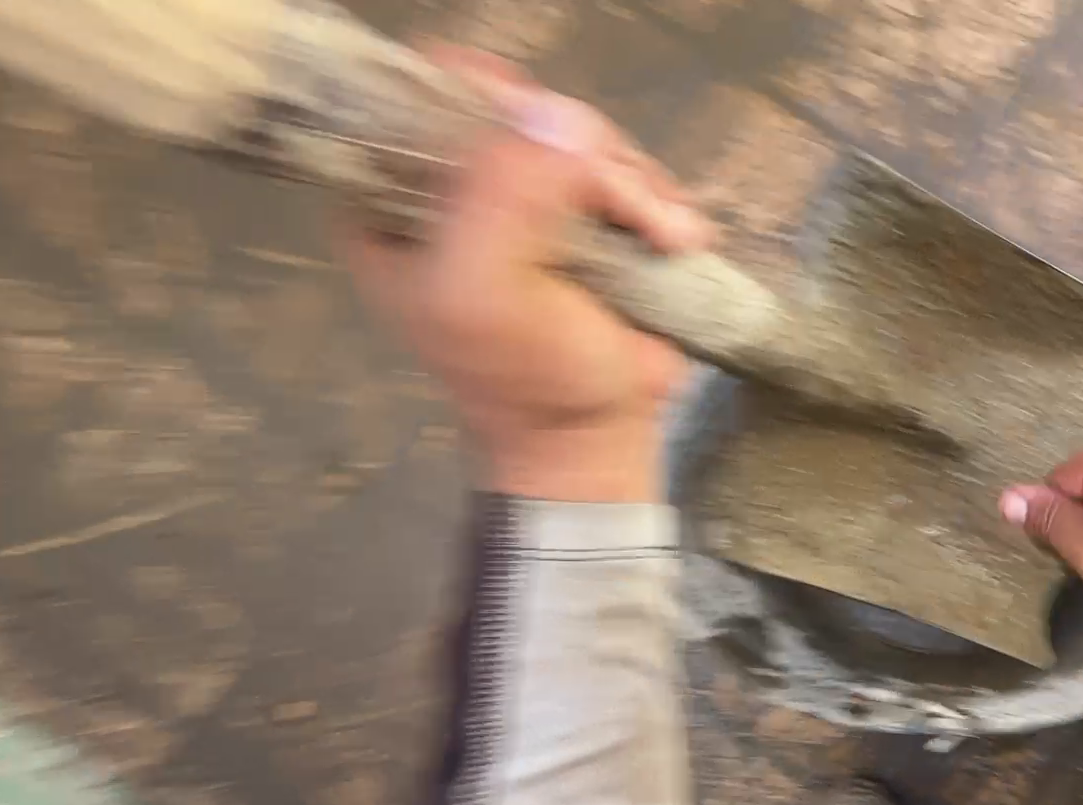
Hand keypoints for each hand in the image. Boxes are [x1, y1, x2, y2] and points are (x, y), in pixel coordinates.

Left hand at [344, 49, 712, 501]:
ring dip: (643, 187)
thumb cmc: (527, 379)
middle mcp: (468, 183)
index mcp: (401, 193)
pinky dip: (666, 204)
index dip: (493, 101)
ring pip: (592, 142)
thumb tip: (563, 117)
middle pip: (529, 110)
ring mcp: (541, 200)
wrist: (594, 433)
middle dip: (593, 159)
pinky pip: (635, 179)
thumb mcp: (485, 294)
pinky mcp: (601, 223)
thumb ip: (500, 197)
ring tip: (670, 240)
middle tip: (635, 214)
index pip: (428, 92)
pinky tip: (680, 240)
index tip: (549, 143)